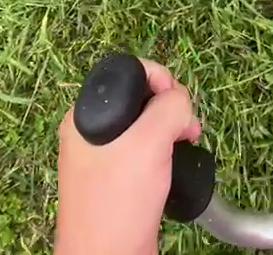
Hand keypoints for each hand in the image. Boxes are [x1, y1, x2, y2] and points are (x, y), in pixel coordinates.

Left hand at [55, 59, 201, 254]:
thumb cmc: (121, 200)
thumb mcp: (150, 141)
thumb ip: (170, 106)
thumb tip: (180, 102)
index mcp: (84, 115)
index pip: (129, 72)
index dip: (160, 78)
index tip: (177, 103)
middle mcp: (91, 131)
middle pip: (142, 96)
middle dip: (171, 105)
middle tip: (186, 128)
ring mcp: (104, 156)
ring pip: (148, 122)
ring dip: (174, 127)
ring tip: (188, 143)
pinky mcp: (118, 179)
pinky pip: (148, 148)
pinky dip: (167, 149)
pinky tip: (176, 162)